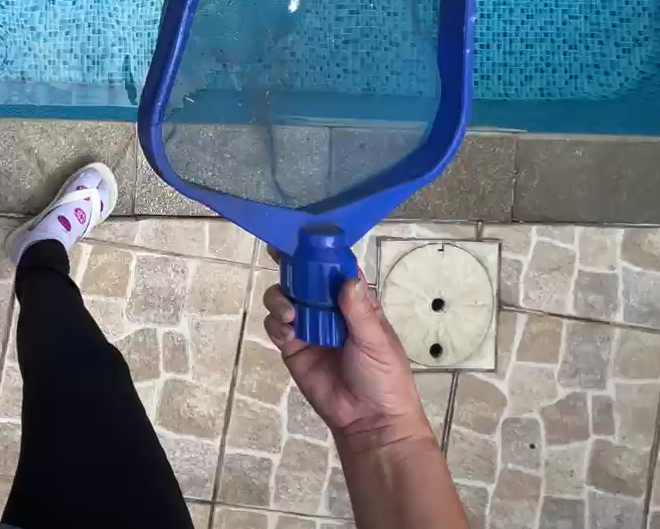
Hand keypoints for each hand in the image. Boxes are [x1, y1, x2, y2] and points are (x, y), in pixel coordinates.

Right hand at [260, 260, 434, 454]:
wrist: (369, 422)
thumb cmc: (384, 378)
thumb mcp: (377, 343)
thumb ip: (359, 312)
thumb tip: (346, 277)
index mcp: (352, 303)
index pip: (333, 269)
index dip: (319, 252)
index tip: (303, 236)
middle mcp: (325, 309)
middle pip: (301, 277)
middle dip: (289, 265)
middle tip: (277, 255)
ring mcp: (306, 326)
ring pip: (283, 296)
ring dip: (280, 298)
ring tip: (290, 314)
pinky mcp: (291, 345)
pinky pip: (275, 324)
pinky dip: (277, 323)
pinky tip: (288, 332)